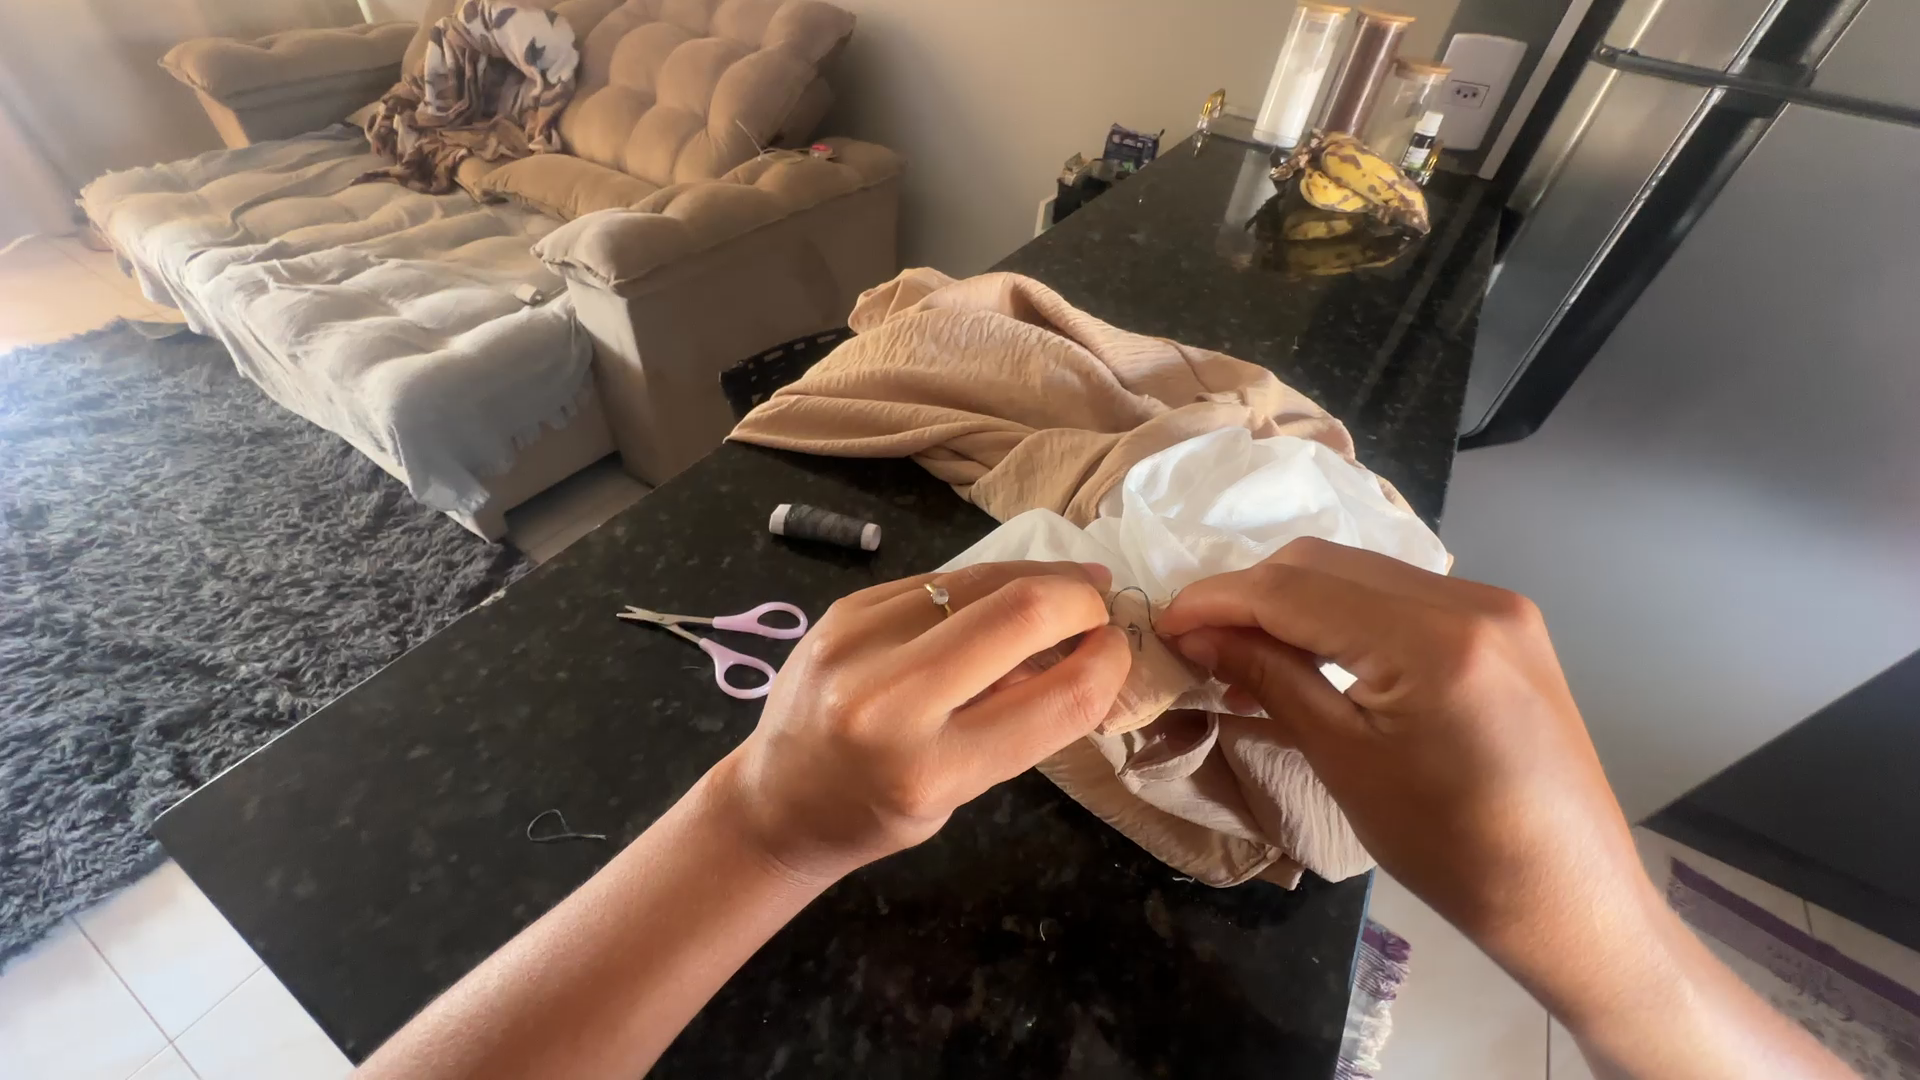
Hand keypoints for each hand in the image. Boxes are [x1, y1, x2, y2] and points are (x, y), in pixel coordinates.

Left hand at [714, 561, 1130, 886]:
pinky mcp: (846, 607)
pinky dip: (986, 582)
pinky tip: (1007, 590)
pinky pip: (940, 579)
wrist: (776, 797)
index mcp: (929, 770)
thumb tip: (1086, 650)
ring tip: (1070, 585)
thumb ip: (1022, 721)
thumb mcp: (960, 792)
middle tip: (1100, 605)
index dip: (1108, 664)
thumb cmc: (875, 814)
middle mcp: (889, 699)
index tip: (1120, 649)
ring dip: (1039, 577)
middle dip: (1078, 601)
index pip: (1056, 700)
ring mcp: (858, 640)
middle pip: (1019, 613)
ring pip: (980, 579)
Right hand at [1158, 539, 1855, 1077]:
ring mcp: (1492, 604)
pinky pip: (1390, 592)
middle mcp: (1469, 599)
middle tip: (1197, 637)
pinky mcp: (1498, 622)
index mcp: (1434, 641)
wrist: (1573, 900)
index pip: (1292, 591)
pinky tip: (1305, 649)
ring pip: (1353, 570)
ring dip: (1287, 599)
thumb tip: (1193, 633)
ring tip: (1241, 646)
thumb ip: (1266, 675)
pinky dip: (1334, 611)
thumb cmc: (1449, 848)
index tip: (1164, 622)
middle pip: (1320, 563)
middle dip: (1246, 593)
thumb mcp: (1342, 759)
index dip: (1216, 600)